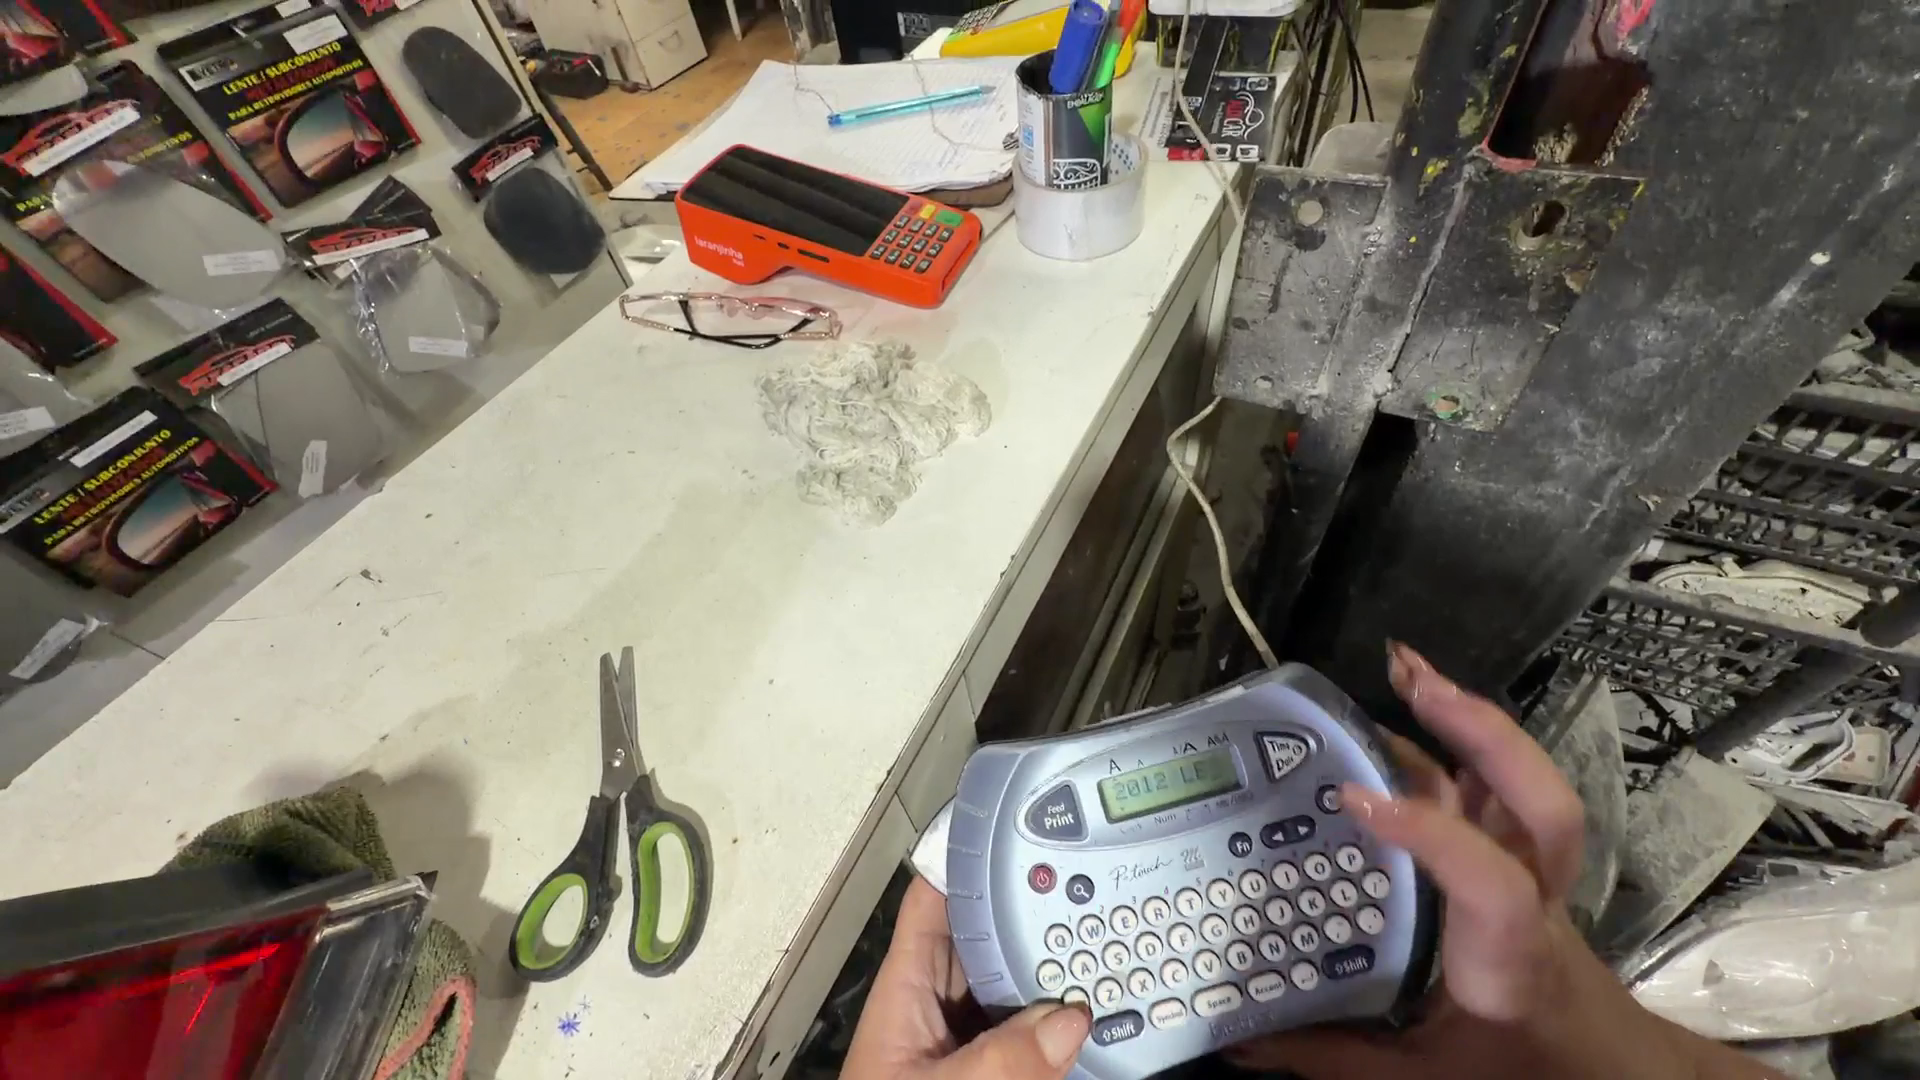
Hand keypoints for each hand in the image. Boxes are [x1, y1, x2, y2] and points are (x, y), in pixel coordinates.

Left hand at [843, 876, 1091, 1079]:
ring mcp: (972, 1035)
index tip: (1009, 826)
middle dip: (1025, 905)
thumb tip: (1072, 1018)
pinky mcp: (998, 1067)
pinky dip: (1062, 1015)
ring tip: (1102, 925)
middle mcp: (941, 1000)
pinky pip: (1033, 1029)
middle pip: (984, 933)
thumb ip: (1001, 1062)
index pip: (932, 900)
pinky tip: (1102, 1001)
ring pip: (1014, 979)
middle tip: (1081, 873)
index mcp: (908, 986)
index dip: (962, 856)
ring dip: (1050, 960)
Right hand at [1226, 643, 1748, 1079]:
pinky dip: (1456, 738)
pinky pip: (1493, 787)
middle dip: (1478, 731)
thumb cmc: (1521, 1071)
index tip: (1355, 798)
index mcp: (1508, 956)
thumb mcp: (1424, 1078)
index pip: (1490, 884)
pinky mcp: (1518, 858)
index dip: (1428, 832)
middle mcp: (1531, 897)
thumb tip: (1235, 1041)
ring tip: (1405, 666)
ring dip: (1467, 716)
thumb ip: (1330, 1057)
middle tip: (1408, 679)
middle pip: (1538, 805)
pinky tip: (1411, 711)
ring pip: (1520, 782)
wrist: (1611, 1072)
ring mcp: (1532, 870)